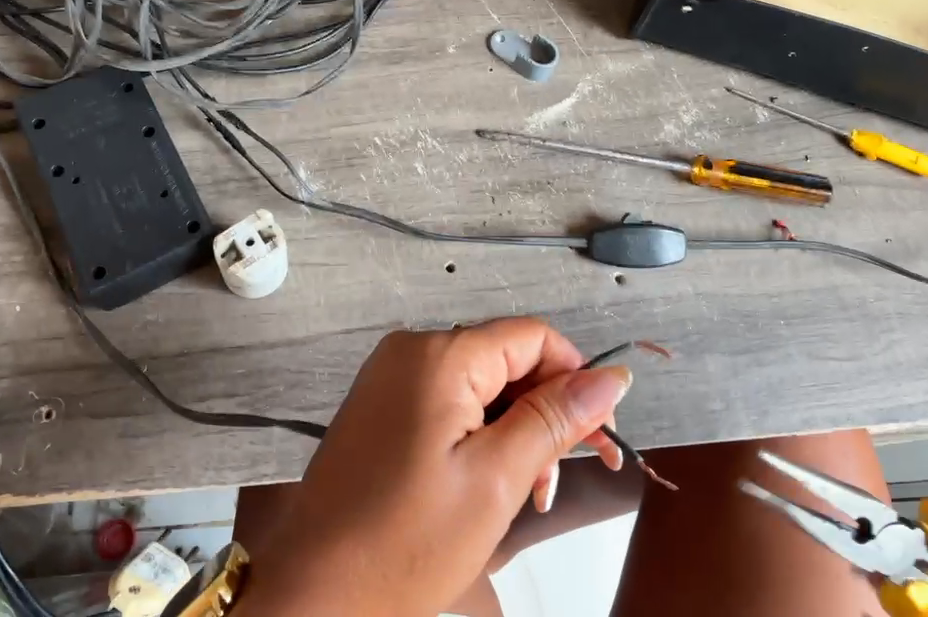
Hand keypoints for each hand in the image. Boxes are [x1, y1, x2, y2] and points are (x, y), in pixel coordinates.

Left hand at [234, 318, 632, 616]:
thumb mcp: (497, 479)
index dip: (574, 379)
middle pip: (506, 361)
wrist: (316, 592)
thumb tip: (612, 377)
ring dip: (516, 432)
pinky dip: (481, 437)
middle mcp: (411, 352)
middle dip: (545, 413)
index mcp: (438, 355)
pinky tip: (491, 484)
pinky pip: (450, 404)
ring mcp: (392, 379)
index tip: (597, 432)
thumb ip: (555, 418)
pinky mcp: (383, 408)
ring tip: (528, 492)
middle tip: (560, 476)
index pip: (532, 336)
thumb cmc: (401, 543)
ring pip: (482, 387)